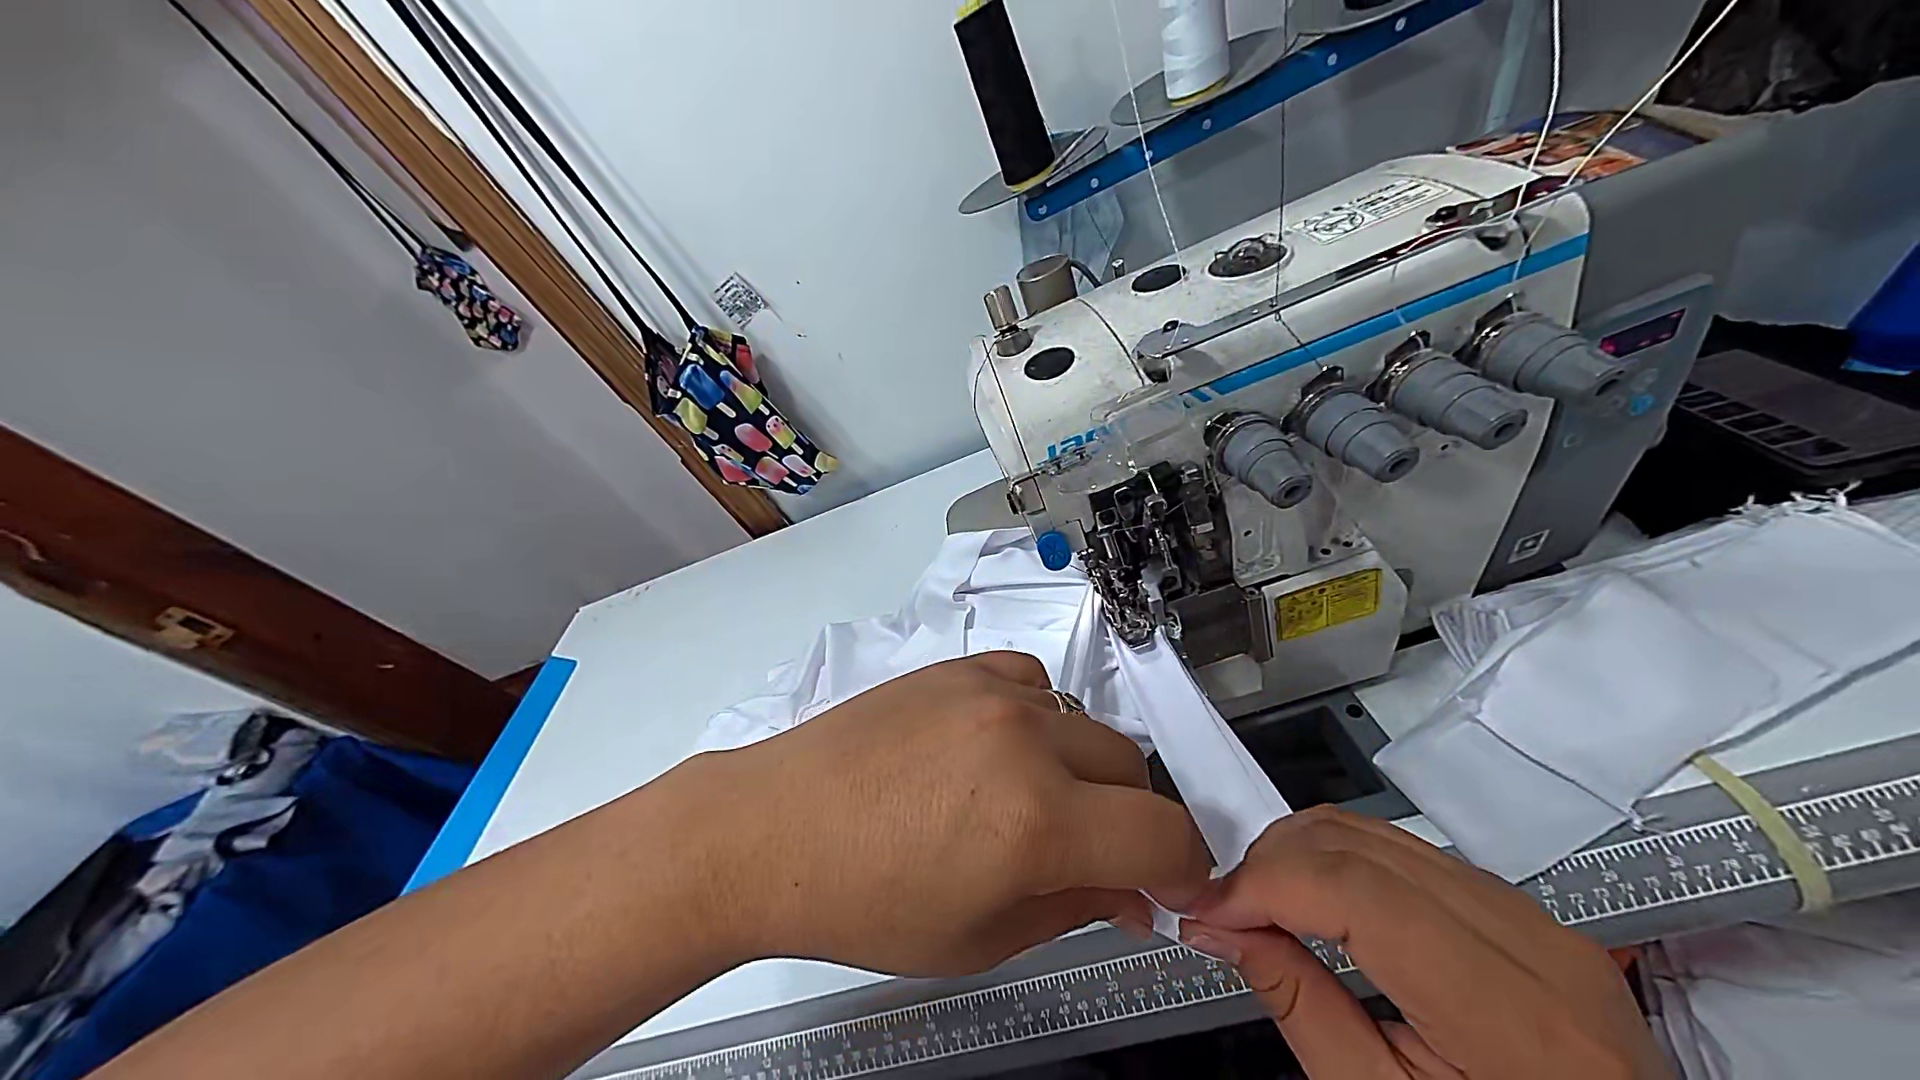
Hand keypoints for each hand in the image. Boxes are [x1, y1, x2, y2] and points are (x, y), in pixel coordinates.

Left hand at [672, 651, 1212, 975]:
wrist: (773, 828)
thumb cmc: (864, 902)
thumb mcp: (980, 938)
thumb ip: (1075, 907)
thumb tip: (1133, 891)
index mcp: (1038, 821)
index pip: (1166, 835)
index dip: (1184, 870)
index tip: (1169, 886)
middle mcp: (1025, 741)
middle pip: (1133, 768)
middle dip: (1128, 818)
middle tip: (1089, 851)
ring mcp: (989, 693)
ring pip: (1087, 722)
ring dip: (1083, 766)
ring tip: (1032, 797)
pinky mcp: (958, 667)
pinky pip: (1034, 682)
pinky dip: (1039, 716)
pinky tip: (1000, 745)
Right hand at [1180, 808, 1669, 1078]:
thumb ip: (1299, 1006)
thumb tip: (1220, 927)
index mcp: (1516, 1020)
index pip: (1361, 891)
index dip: (1269, 883)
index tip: (1211, 909)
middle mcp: (1532, 942)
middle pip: (1359, 845)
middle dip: (1270, 862)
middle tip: (1228, 910)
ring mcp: (1532, 915)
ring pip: (1371, 831)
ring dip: (1296, 855)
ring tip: (1262, 905)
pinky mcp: (1516, 905)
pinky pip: (1399, 848)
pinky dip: (1333, 858)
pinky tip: (1312, 899)